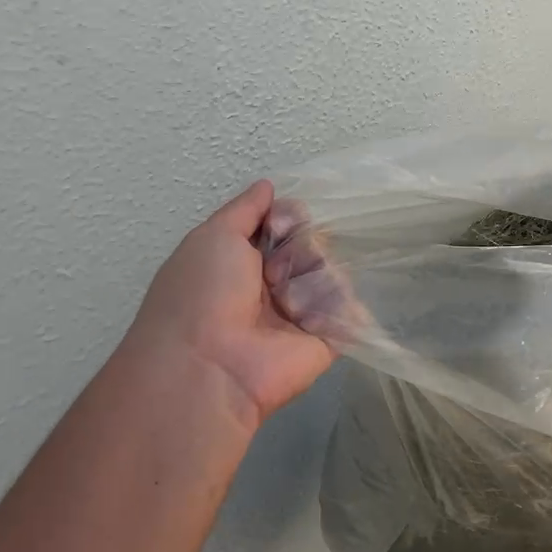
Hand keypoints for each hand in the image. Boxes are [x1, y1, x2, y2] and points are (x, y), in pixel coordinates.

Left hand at [122, 180, 335, 427]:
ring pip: (333, 272)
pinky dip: (332, 307)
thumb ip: (245, 209)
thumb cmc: (201, 296)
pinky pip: (350, 305)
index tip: (280, 225)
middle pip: (315, 245)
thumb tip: (269, 185)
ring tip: (287, 305)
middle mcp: (275, 286)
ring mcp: (304, 312)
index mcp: (245, 263)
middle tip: (273, 273)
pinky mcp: (330, 336)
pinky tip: (307, 320)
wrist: (209, 365)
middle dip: (301, 250)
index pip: (290, 226)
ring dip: (310, 281)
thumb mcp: (212, 238)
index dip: (291, 219)